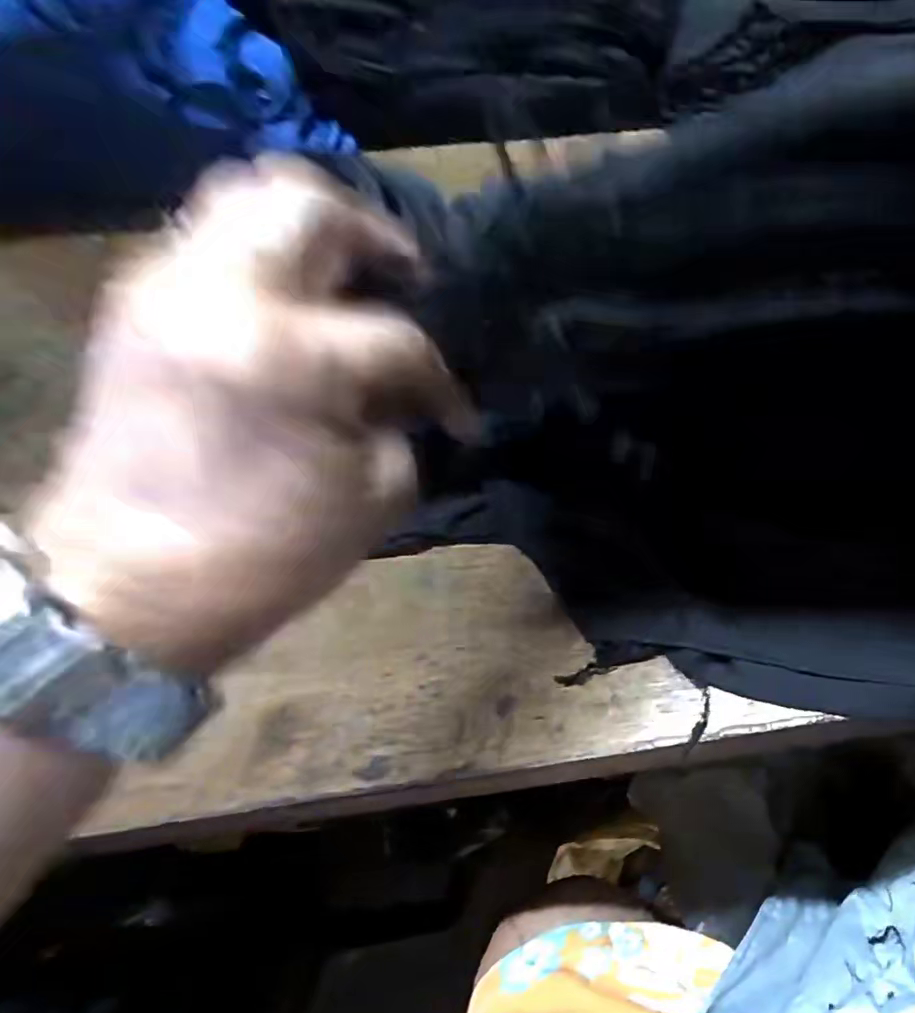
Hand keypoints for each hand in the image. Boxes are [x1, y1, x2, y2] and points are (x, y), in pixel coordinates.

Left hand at [24, 157, 474, 674]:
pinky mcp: (140, 307)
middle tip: (412, 284)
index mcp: (291, 356)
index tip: (456, 420)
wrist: (127, 578)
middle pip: (304, 202)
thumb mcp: (381, 482)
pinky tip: (312, 314)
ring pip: (247, 201)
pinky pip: (218, 245)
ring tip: (361, 290)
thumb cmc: (278, 546)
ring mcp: (164, 292)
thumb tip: (410, 384)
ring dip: (321, 240)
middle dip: (378, 238)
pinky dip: (278, 265)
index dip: (444, 381)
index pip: (402, 335)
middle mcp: (218, 298)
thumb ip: (399, 410)